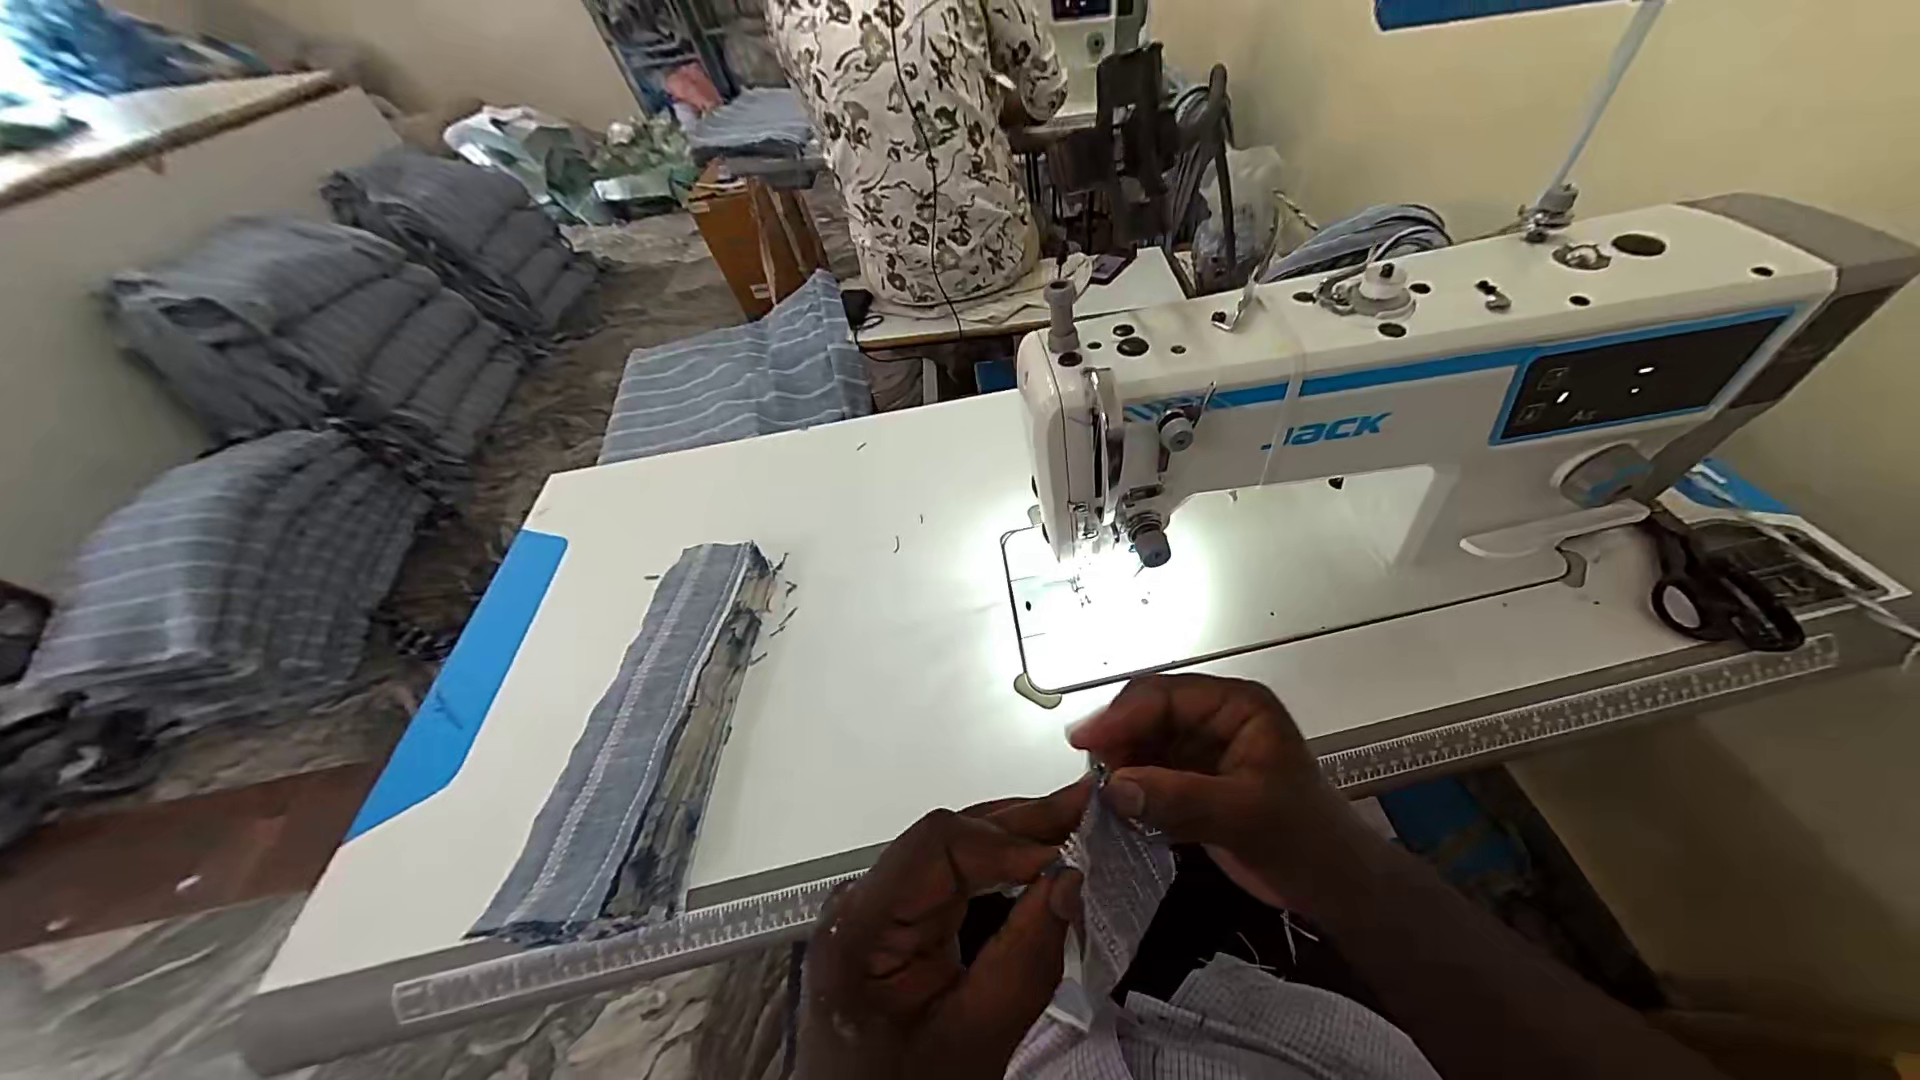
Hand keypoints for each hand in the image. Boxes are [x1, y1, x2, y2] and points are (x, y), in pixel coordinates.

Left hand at [795, 782, 1088, 1079]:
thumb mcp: (973, 1044)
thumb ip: (1023, 962)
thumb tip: (1067, 880)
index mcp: (863, 925)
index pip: (937, 843)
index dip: (1006, 841)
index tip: (1063, 858)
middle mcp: (865, 897)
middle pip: (948, 835)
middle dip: (1022, 822)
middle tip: (1084, 804)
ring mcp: (880, 901)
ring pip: (955, 844)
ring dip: (1017, 832)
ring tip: (1072, 817)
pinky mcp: (899, 912)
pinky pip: (954, 868)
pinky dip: (1002, 858)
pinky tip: (1036, 848)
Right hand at [1068, 674, 1354, 906]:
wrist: (1335, 889)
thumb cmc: (1309, 842)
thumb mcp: (1248, 816)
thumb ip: (1182, 799)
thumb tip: (1115, 787)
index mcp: (1235, 705)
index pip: (1165, 695)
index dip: (1122, 715)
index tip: (1085, 741)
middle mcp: (1211, 717)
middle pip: (1145, 714)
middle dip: (1116, 741)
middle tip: (1091, 773)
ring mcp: (1196, 747)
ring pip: (1138, 743)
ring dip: (1117, 766)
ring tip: (1100, 795)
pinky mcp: (1186, 777)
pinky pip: (1143, 772)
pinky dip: (1126, 788)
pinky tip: (1116, 807)